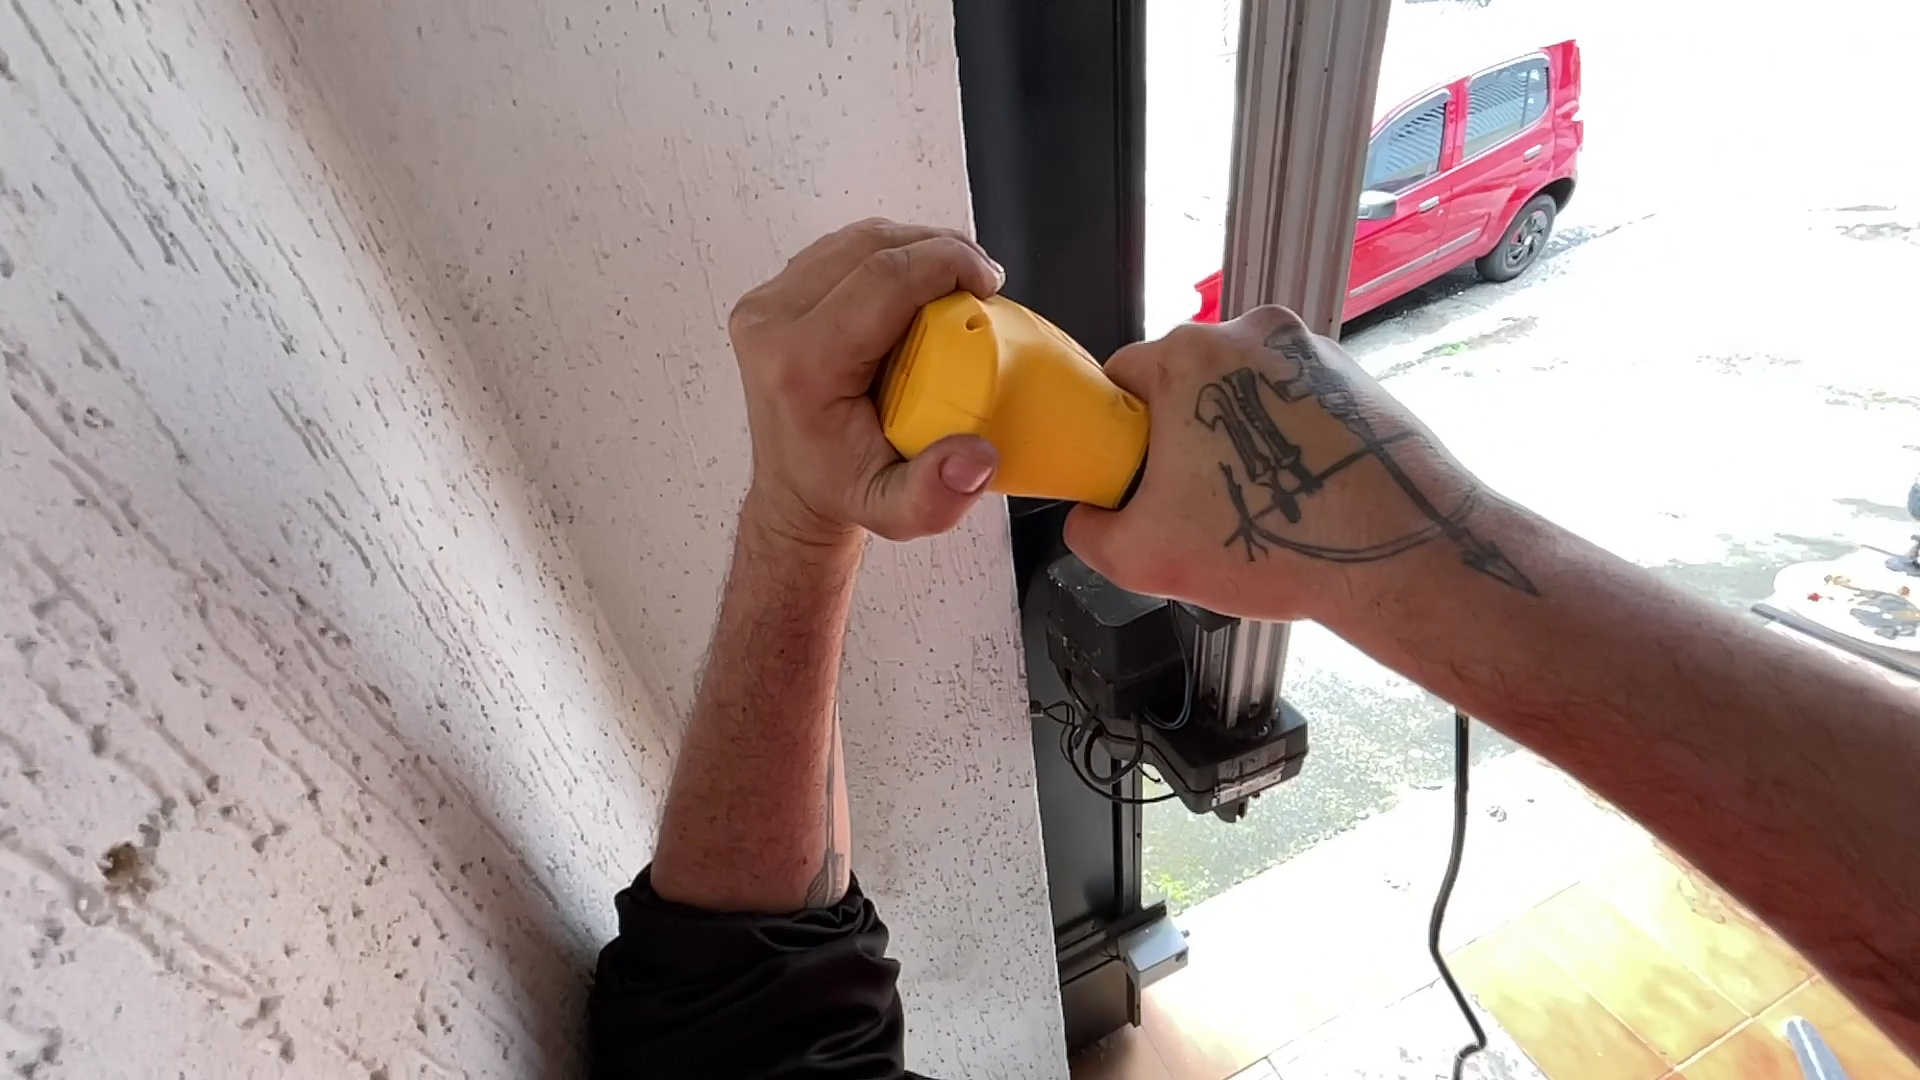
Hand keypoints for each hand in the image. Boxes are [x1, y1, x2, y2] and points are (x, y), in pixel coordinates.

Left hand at [728, 218, 1006, 546]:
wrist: (798, 488)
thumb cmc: (842, 490)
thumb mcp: (896, 511)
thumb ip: (937, 494)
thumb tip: (976, 456)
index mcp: (801, 367)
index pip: (882, 280)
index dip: (946, 262)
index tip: (987, 283)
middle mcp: (773, 326)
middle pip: (870, 247)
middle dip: (939, 250)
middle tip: (981, 281)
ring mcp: (768, 305)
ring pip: (856, 240)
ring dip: (916, 248)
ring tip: (956, 281)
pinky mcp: (776, 296)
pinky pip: (842, 252)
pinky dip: (890, 258)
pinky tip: (919, 285)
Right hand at [1064, 306, 1526, 621]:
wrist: (1401, 553)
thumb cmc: (1274, 539)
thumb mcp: (1137, 558)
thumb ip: (1085, 530)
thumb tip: (1088, 516)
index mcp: (1186, 358)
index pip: (1117, 378)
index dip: (1112, 430)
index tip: (1128, 471)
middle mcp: (1247, 332)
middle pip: (1177, 381)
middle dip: (1170, 433)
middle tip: (1184, 494)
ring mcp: (1303, 349)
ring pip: (1231, 389)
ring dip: (1223, 433)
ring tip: (1244, 493)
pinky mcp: (1345, 374)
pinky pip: (1281, 397)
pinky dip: (1272, 432)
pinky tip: (1285, 482)